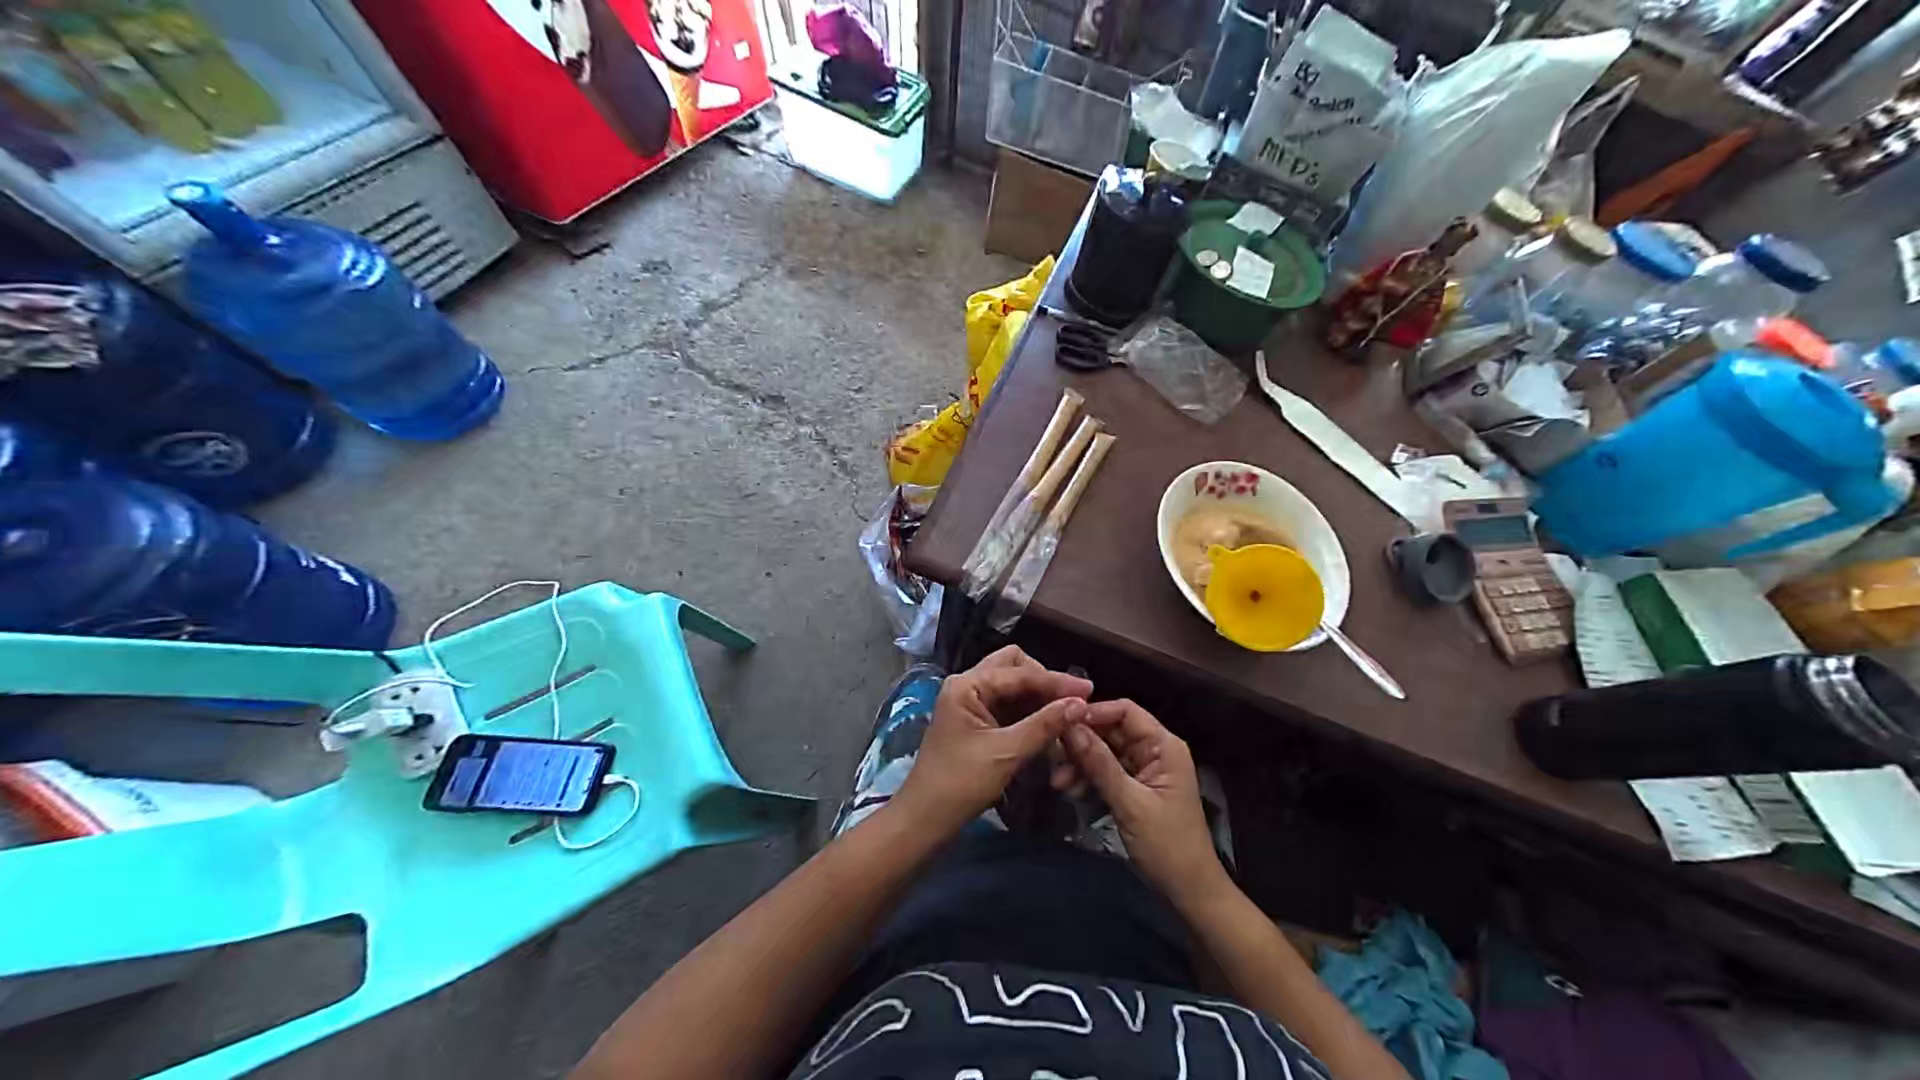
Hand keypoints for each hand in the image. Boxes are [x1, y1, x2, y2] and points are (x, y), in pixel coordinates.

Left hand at [892, 646, 1093, 834]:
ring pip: (1013, 685)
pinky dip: (1030, 712)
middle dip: (1044, 681)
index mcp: (967, 685)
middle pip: (1014, 666)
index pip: (1019, 672)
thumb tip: (1080, 704)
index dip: (1055, 680)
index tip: (1089, 691)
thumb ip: (1044, 725)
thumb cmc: (961, 783)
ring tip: (1067, 713)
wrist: (926, 818)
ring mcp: (971, 702)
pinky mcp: (977, 721)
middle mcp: (967, 685)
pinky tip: (1049, 725)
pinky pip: (1009, 705)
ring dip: (1039, 697)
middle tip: (1072, 701)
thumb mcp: (1006, 753)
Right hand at [1062, 700, 1226, 906]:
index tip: (1061, 725)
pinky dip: (1087, 778)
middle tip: (1052, 757)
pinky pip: (1105, 771)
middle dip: (1081, 743)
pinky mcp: (1134, 788)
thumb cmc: (1167, 845)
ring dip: (1080, 763)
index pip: (1125, 711)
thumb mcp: (1130, 803)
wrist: (1189, 891)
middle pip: (1110, 730)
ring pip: (1103, 752)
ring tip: (1059, 782)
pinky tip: (1069, 791)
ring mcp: (1143, 770)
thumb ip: (1100, 764)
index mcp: (1163, 746)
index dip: (1093, 713)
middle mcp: (1154, 751)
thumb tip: (1070, 729)